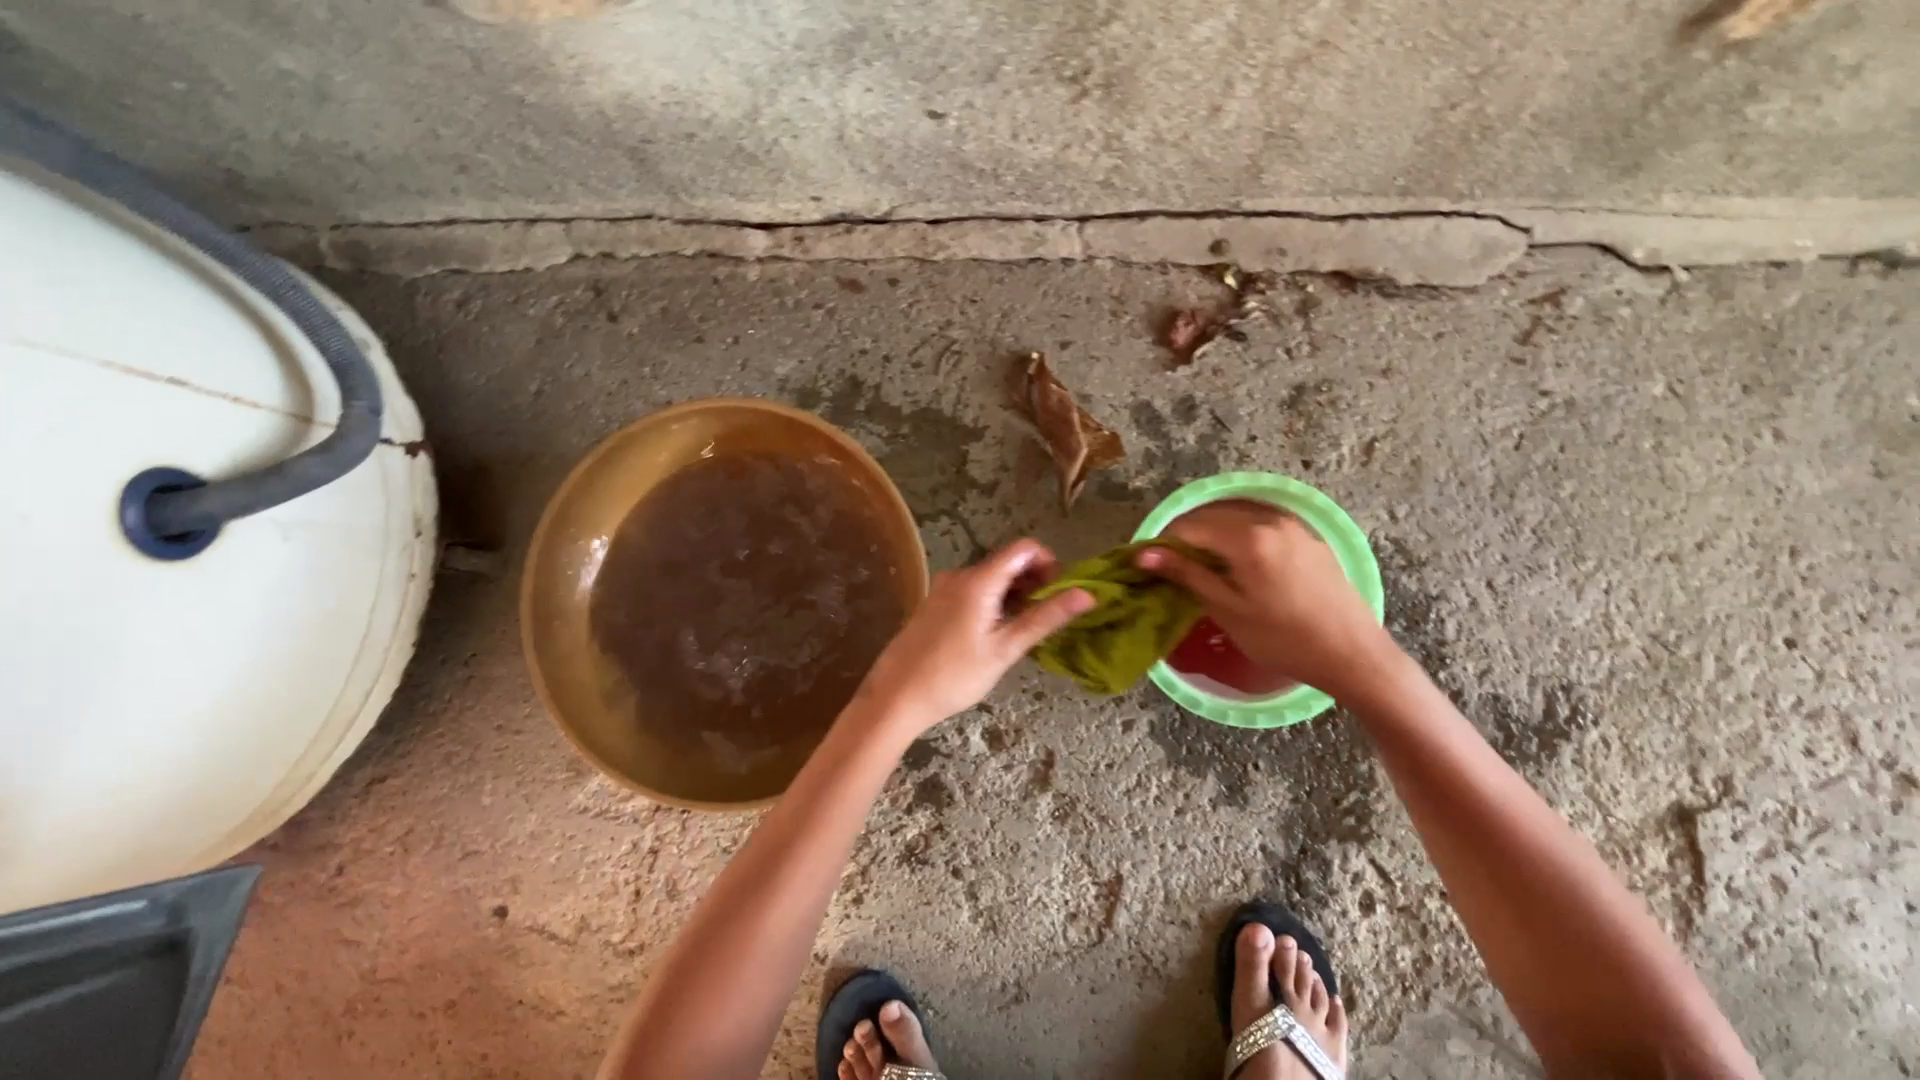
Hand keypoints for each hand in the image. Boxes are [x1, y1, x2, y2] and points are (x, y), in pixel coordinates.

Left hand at [853, 539, 1092, 735]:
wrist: (896, 695)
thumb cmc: (955, 675)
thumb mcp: (1006, 649)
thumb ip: (1045, 617)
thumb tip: (1087, 594)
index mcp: (979, 580)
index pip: (1023, 548)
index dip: (1049, 562)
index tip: (1060, 591)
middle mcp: (960, 575)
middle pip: (1007, 562)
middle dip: (1033, 581)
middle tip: (1046, 615)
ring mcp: (944, 588)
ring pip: (990, 578)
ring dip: (1013, 594)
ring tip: (1022, 628)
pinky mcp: (935, 603)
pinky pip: (973, 590)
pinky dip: (993, 602)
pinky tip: (995, 633)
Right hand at [1136, 500, 1393, 700]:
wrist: (1353, 655)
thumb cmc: (1283, 639)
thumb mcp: (1228, 609)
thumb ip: (1187, 575)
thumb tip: (1143, 555)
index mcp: (1248, 538)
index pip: (1189, 527)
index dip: (1164, 546)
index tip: (1151, 568)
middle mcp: (1271, 521)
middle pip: (1214, 518)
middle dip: (1188, 540)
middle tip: (1174, 571)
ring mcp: (1295, 528)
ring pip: (1239, 522)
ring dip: (1215, 540)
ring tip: (1206, 572)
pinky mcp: (1310, 540)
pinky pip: (1263, 530)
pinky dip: (1243, 542)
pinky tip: (1242, 571)